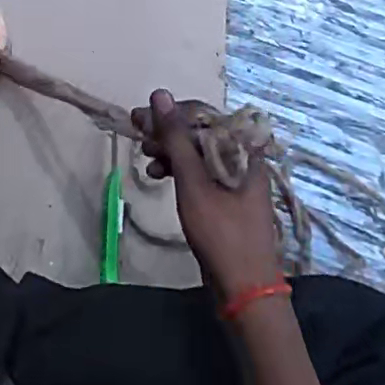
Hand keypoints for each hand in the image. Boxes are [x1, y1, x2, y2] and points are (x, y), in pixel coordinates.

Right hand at [133, 89, 282, 302]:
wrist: (246, 290)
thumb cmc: (221, 232)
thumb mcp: (193, 181)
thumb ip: (176, 137)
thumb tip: (160, 94)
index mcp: (243, 146)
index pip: (203, 114)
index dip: (170, 112)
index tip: (140, 117)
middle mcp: (243, 156)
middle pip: (200, 131)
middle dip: (168, 132)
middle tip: (138, 135)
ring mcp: (236, 177)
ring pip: (198, 152)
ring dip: (171, 151)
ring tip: (146, 158)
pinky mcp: (227, 196)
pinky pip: (200, 171)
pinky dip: (179, 170)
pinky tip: (159, 174)